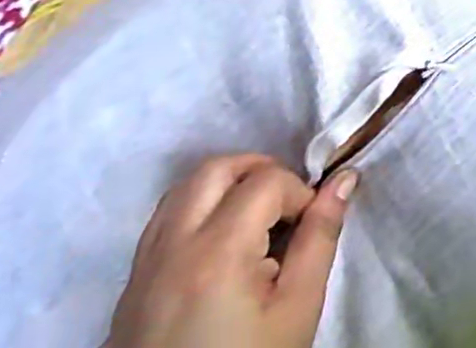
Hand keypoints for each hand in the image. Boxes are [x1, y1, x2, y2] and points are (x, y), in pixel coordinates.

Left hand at [105, 154, 356, 347]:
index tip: (312, 225)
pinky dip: (198, 211)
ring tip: (257, 220)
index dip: (301, 192)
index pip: (267, 180)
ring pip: (183, 190)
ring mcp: (143, 267)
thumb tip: (345, 179)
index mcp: (216, 252)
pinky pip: (163, 222)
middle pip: (215, 169)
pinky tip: (223, 243)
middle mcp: (171, 248)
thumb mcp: (298, 306)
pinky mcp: (130, 287)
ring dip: (226, 187)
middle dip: (260, 170)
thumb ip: (321, 236)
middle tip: (287, 203)